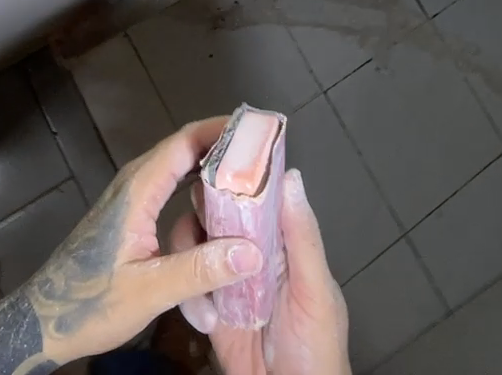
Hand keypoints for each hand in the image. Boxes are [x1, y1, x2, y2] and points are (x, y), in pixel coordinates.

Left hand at [24, 117, 265, 365]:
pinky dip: (194, 178)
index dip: (220, 129)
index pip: (183, 143)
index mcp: (137, 191)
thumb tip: (252, 252)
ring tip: (248, 166)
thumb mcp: (150, 292)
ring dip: (209, 159)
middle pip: (182, 146)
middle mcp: (133, 182)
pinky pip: (167, 180)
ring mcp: (129, 195)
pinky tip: (215, 196)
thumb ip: (200, 270)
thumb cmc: (91, 303)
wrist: (45, 319)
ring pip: (175, 163)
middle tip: (262, 147)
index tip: (256, 128)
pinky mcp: (128, 210)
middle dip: (221, 141)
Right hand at [171, 168, 351, 374]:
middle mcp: (250, 249)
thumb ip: (303, 238)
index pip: (256, 194)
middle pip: (218, 211)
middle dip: (203, 209)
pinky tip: (203, 316)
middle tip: (197, 217)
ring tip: (198, 277)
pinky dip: (186, 292)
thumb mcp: (316, 292)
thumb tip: (291, 176)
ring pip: (196, 243)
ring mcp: (227, 275)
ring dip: (190, 255)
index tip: (212, 153)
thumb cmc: (315, 348)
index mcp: (280, 239)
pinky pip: (186, 282)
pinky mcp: (208, 304)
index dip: (236, 171)